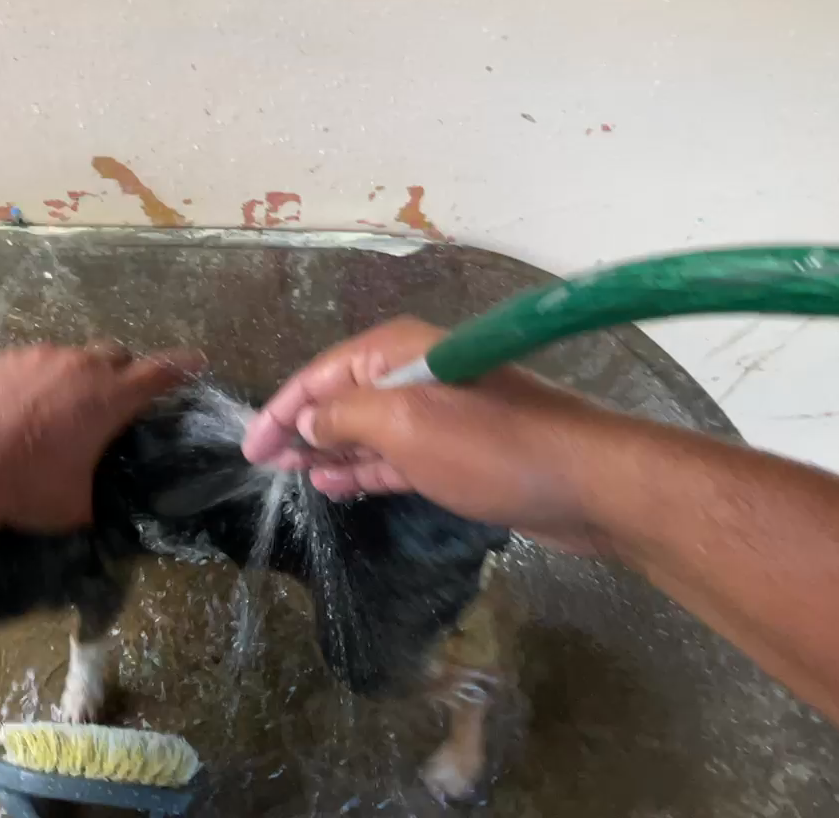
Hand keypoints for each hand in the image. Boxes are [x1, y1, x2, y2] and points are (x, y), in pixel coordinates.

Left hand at [0, 343, 203, 532]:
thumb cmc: (29, 487)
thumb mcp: (77, 503)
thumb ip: (96, 490)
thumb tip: (96, 500)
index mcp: (110, 398)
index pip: (160, 372)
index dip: (182, 366)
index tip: (197, 361)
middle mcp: (83, 367)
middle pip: (117, 354)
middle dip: (123, 371)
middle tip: (114, 397)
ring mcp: (44, 356)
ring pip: (75, 355)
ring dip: (79, 375)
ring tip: (60, 406)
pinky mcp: (11, 357)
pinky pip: (39, 360)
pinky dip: (43, 376)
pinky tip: (25, 404)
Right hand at [242, 317, 616, 552]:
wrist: (587, 482)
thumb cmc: (486, 446)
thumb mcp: (401, 424)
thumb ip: (343, 418)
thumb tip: (307, 424)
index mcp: (394, 354)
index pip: (319, 376)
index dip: (281, 410)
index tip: (251, 446)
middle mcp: (409, 375)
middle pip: (338, 400)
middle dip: (299, 430)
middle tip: (264, 463)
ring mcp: (433, 414)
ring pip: (362, 431)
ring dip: (326, 452)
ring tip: (291, 475)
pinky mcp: (451, 451)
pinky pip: (390, 456)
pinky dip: (361, 468)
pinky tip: (335, 484)